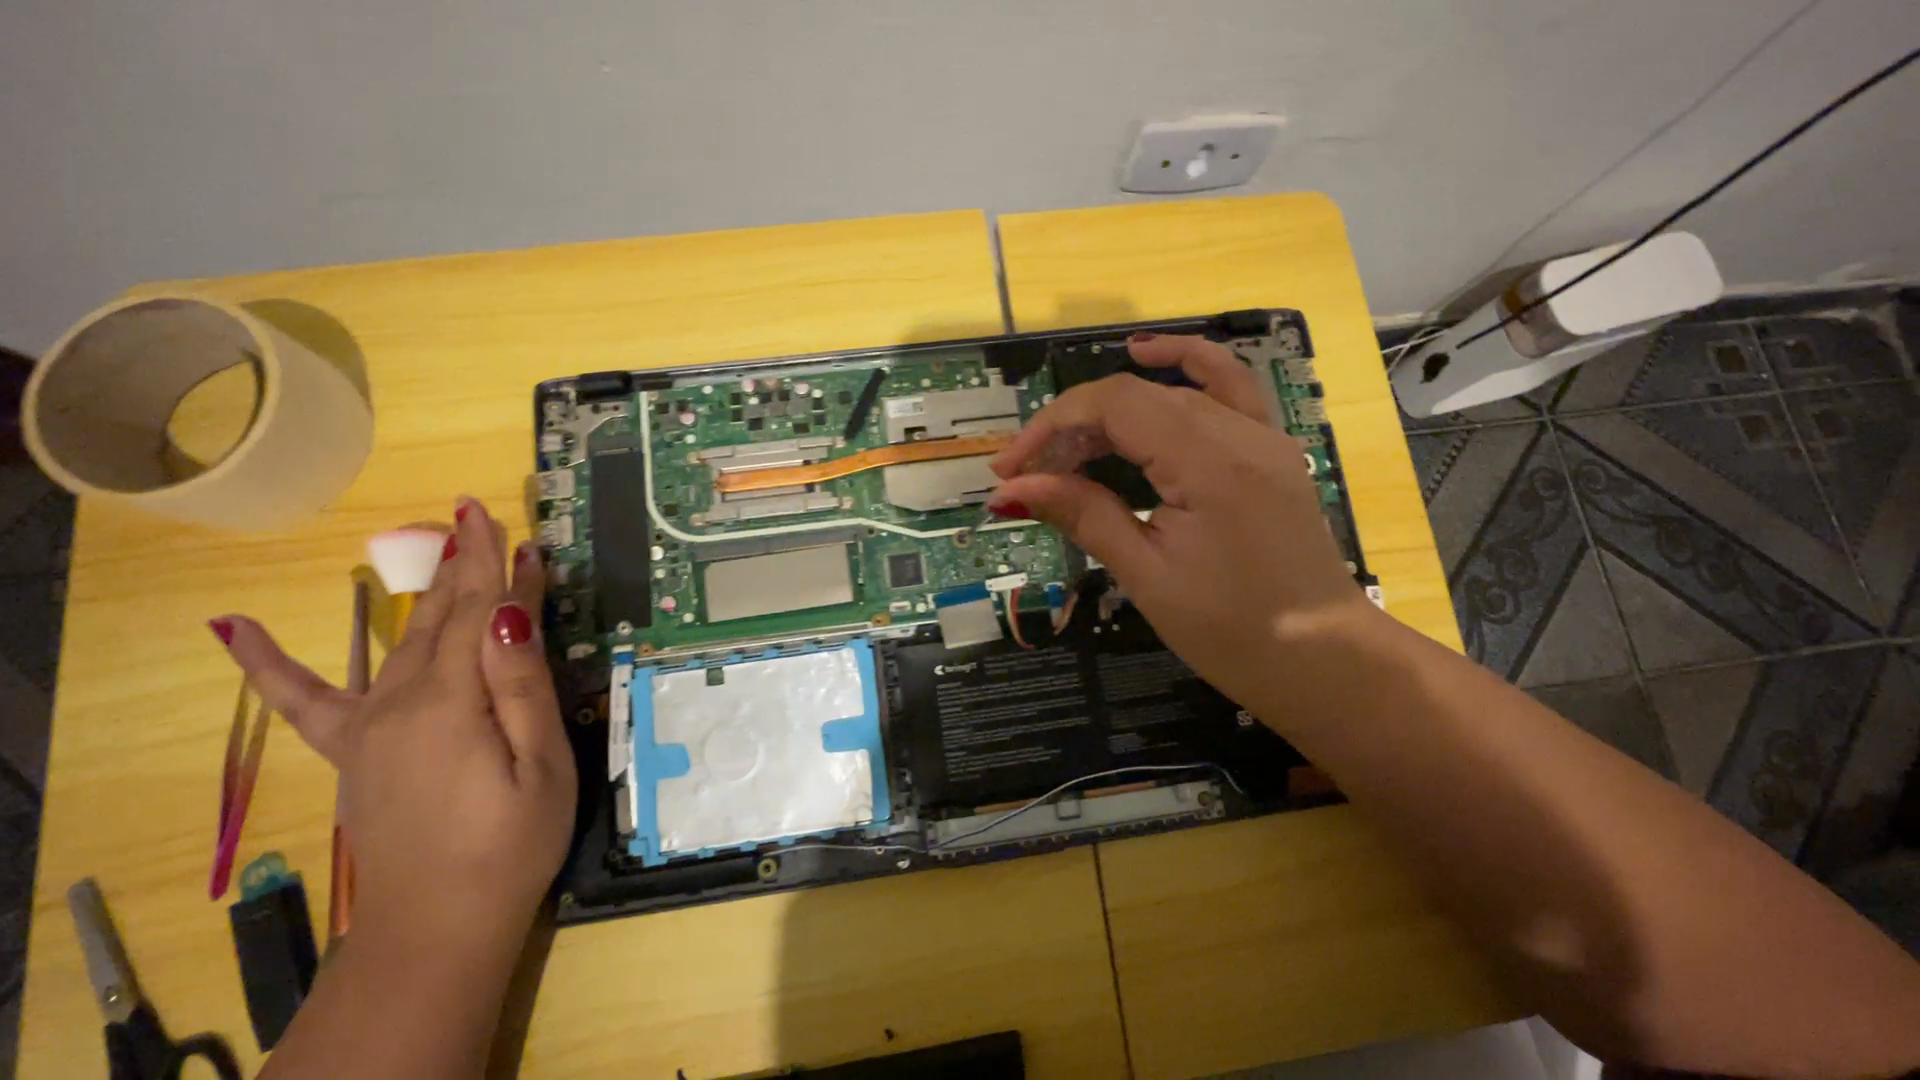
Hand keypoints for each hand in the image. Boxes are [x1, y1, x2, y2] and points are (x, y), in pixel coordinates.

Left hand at [211, 497, 574, 954]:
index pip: (481, 617)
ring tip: (443, 546)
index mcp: (452, 704)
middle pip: (441, 619)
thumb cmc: (511, 846)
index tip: (523, 532)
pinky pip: (304, 699)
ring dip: (428, 592)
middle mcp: (399, 703)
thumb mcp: (541, 768)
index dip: (504, 573)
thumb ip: (521, 688)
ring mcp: (367, 727)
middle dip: (467, 565)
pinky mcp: (351, 751)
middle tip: (479, 515)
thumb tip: (508, 615)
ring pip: (401, 642)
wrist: (439, 925)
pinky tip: (231, 627)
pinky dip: (269, 662)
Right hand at [987, 333, 1381, 724]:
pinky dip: (1185, 367)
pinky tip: (1150, 356)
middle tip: (1030, 477)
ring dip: (1114, 411)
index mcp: (1209, 462)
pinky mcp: (1271, 449)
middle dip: (1073, 427)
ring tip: (1069, 448)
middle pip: (1139, 395)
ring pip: (1174, 391)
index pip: (1114, 405)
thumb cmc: (1232, 632)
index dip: (1052, 426)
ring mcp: (1263, 435)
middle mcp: (1240, 431)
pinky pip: (1227, 387)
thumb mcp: (1148, 576)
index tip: (1008, 470)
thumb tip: (1013, 488)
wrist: (1322, 658)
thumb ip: (1084, 515)